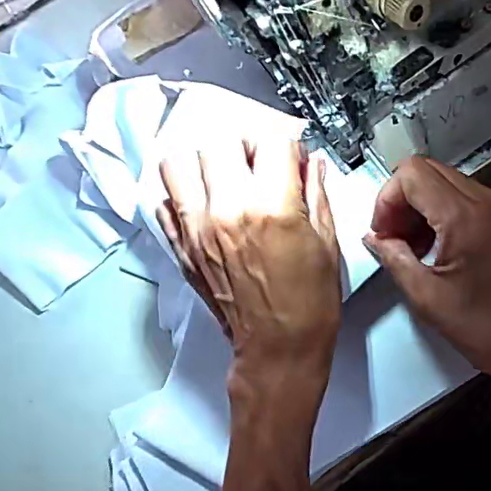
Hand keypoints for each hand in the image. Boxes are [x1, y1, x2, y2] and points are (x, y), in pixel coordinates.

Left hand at [158, 139, 343, 416]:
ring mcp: (199, 229)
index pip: (272, 142)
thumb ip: (315, 194)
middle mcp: (228, 212)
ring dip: (202, 160)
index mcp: (271, 208)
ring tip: (222, 172)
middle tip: (257, 159)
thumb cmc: (307, 305)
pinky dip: (181, 193)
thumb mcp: (326, 242)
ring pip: (178, 163)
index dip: (287, 143)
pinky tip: (204, 200)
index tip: (292, 154)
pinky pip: (164, 202)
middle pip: (220, 142)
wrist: (278, 348)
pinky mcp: (183, 248)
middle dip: (243, 144)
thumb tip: (311, 165)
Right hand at [362, 156, 490, 399]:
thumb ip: (393, 257)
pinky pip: (468, 196)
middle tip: (394, 237)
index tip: (384, 230)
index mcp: (467, 221)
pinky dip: (445, 212)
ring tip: (416, 245)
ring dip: (423, 206)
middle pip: (429, 170)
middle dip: (402, 200)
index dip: (388, 199)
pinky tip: (439, 245)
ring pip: (447, 180)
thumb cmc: (487, 329)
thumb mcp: (424, 296)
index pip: (413, 174)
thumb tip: (376, 237)